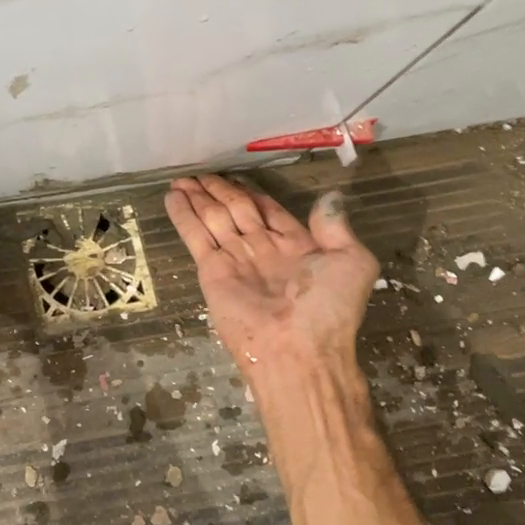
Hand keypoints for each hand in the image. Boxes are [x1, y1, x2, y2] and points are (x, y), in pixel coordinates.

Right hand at [164, 176, 378, 375]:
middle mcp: (263, 249)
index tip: (232, 175)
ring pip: (213, 218)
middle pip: (235, 210)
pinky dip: (183, 216)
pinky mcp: (211, 271)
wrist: (298, 350)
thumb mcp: (352, 262)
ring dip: (196, 198)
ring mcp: (235, 259)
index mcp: (296, 244)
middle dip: (217, 191)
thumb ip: (337, 227)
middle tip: (197, 173)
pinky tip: (172, 197)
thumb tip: (330, 197)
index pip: (266, 209)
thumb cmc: (329, 308)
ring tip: (180, 179)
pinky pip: (195, 236)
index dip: (249, 191)